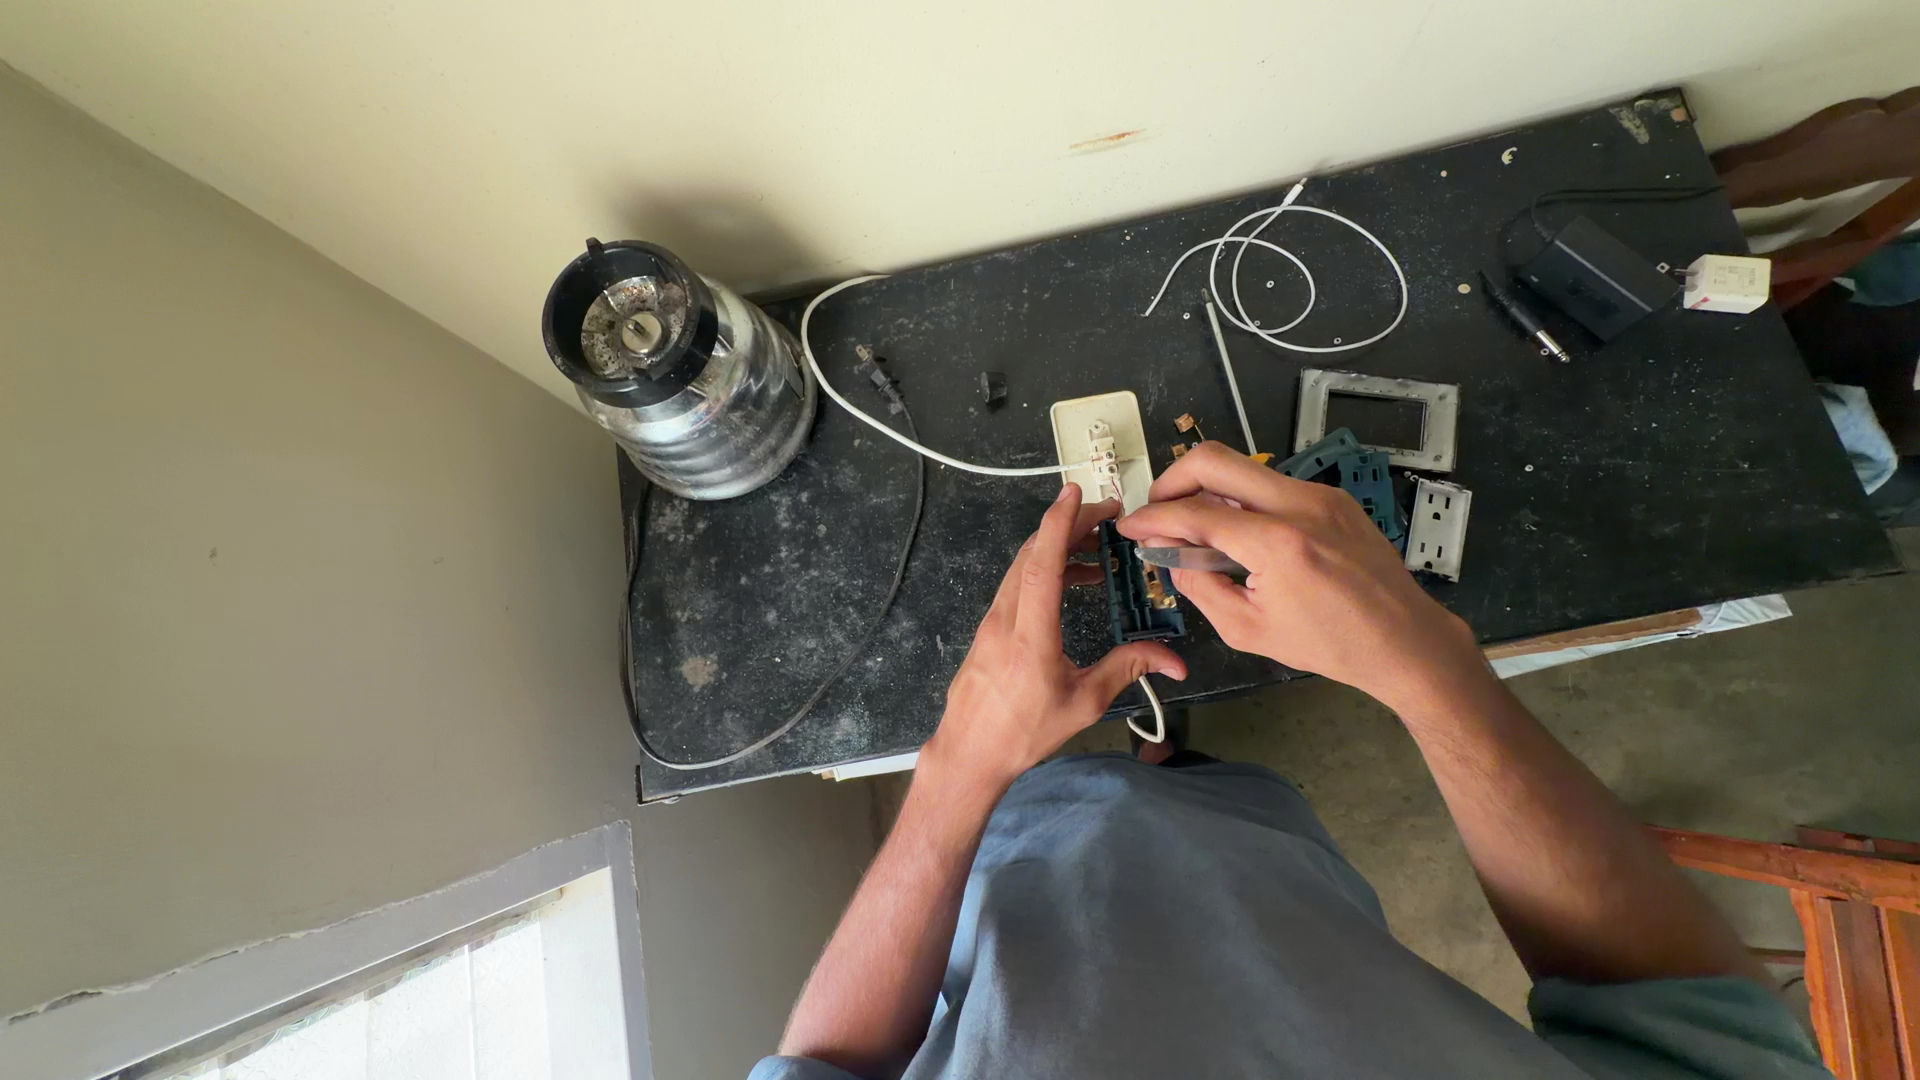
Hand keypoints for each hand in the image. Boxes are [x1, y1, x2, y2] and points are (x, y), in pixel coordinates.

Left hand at [925, 484, 1186, 787]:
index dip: (1059, 523)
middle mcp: (1006, 616)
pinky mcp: (989, 628)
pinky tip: (1071, 581)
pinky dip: (1043, 569)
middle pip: (1033, 555)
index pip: (1042, 564)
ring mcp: (992, 620)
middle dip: (1069, 525)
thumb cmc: (1025, 732)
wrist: (969, 752)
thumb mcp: (1083, 703)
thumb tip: (1176, 662)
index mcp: (1030, 632)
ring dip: (1057, 546)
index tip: (1076, 493)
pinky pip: (1017, 585)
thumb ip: (1126, 670)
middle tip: (1108, 516)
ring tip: (1097, 546)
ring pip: (1022, 567)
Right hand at [1116, 442, 1481, 709]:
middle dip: (1171, 480)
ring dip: (1205, 489)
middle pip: (1214, 458)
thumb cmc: (1326, 645)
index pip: (1194, 513)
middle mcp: (1299, 504)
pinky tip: (1236, 534)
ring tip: (1193, 529)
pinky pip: (1268, 484)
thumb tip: (1165, 551)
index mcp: (1277, 544)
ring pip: (1241, 467)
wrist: (1405, 640)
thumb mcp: (1244, 629)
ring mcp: (1319, 494)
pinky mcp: (1331, 496)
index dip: (1151, 518)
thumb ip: (1195, 584)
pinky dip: (1238, 500)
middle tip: (1157, 511)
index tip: (1129, 527)